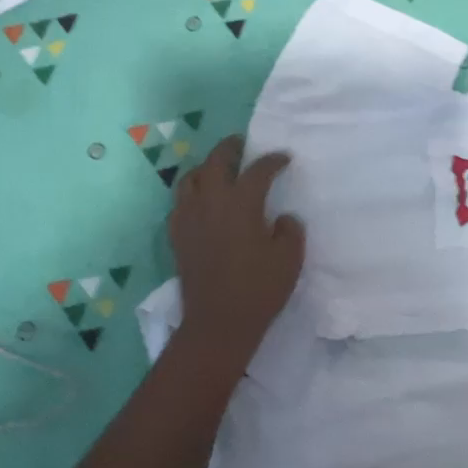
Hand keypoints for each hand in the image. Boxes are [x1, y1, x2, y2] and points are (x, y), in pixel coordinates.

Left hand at [168, 135, 304, 362]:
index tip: (284, 158)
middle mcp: (211, 203)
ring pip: (190, 178)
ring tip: (218, 170)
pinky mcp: (177, 236)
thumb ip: (290, 230)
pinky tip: (202, 203)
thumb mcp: (290, 258)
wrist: (218, 324)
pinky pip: (180, 203)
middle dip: (230, 148)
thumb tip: (281, 218)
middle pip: (215, 161)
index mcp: (241, 203)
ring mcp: (189, 218)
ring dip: (206, 167)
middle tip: (242, 143)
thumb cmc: (259, 290)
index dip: (273, 160)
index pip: (258, 170)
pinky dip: (191, 194)